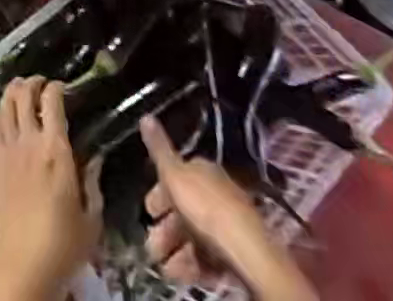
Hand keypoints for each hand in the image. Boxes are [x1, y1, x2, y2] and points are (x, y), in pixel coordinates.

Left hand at [0, 77, 103, 296]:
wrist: (24, 260)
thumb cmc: (64, 242)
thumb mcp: (92, 214)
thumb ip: (93, 180)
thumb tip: (95, 156)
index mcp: (57, 150)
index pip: (52, 101)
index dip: (57, 87)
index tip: (64, 87)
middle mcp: (29, 141)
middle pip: (23, 95)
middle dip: (32, 82)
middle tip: (42, 82)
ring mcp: (8, 149)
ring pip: (4, 104)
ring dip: (13, 90)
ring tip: (22, 87)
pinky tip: (5, 111)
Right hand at [140, 116, 316, 300]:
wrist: (247, 252)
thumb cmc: (206, 209)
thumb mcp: (174, 175)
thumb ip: (158, 149)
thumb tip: (146, 116)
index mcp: (203, 171)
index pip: (175, 176)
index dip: (158, 194)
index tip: (147, 211)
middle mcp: (217, 192)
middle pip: (183, 208)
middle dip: (165, 229)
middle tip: (151, 248)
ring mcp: (229, 222)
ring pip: (194, 234)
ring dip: (175, 251)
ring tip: (165, 269)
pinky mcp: (237, 249)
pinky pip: (209, 254)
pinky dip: (193, 264)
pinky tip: (182, 275)